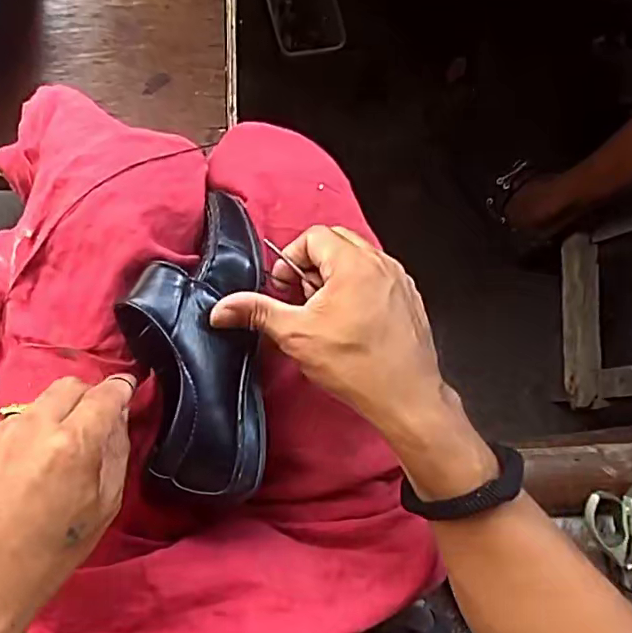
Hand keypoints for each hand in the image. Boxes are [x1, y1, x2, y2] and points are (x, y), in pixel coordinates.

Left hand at [0, 375, 134, 632]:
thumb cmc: (52, 553)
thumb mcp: (104, 507)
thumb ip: (116, 453)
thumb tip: (117, 419)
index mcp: (72, 444)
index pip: (104, 395)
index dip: (120, 388)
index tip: (125, 388)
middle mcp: (31, 428)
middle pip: (68, 386)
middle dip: (86, 397)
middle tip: (90, 422)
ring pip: (35, 407)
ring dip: (51, 421)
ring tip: (48, 461)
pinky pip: (5, 429)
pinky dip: (19, 441)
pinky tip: (16, 476)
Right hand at [210, 227, 494, 497]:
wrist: (405, 396)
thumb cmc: (357, 365)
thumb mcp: (296, 335)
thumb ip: (258, 312)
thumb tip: (223, 308)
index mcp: (353, 264)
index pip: (313, 236)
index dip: (290, 260)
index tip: (284, 288)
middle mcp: (381, 264)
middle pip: (336, 242)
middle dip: (310, 266)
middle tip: (300, 298)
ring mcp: (399, 280)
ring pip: (357, 260)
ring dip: (332, 278)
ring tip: (323, 314)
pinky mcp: (408, 299)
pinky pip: (376, 279)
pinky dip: (356, 290)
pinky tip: (348, 324)